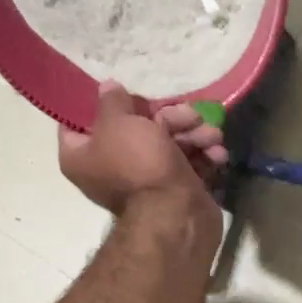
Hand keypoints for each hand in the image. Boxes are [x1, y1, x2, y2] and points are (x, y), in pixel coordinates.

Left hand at [57, 81, 228, 215]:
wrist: (177, 214)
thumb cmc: (139, 165)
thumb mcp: (117, 122)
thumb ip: (112, 101)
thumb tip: (109, 88)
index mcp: (82, 156)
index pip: (83, 122)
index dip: (108, 106)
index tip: (128, 95)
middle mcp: (112, 169)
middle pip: (139, 129)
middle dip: (171, 119)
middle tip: (191, 115)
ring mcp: (148, 181)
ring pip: (170, 144)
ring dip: (195, 135)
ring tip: (213, 136)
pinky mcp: (178, 190)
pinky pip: (189, 164)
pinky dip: (205, 156)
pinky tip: (218, 154)